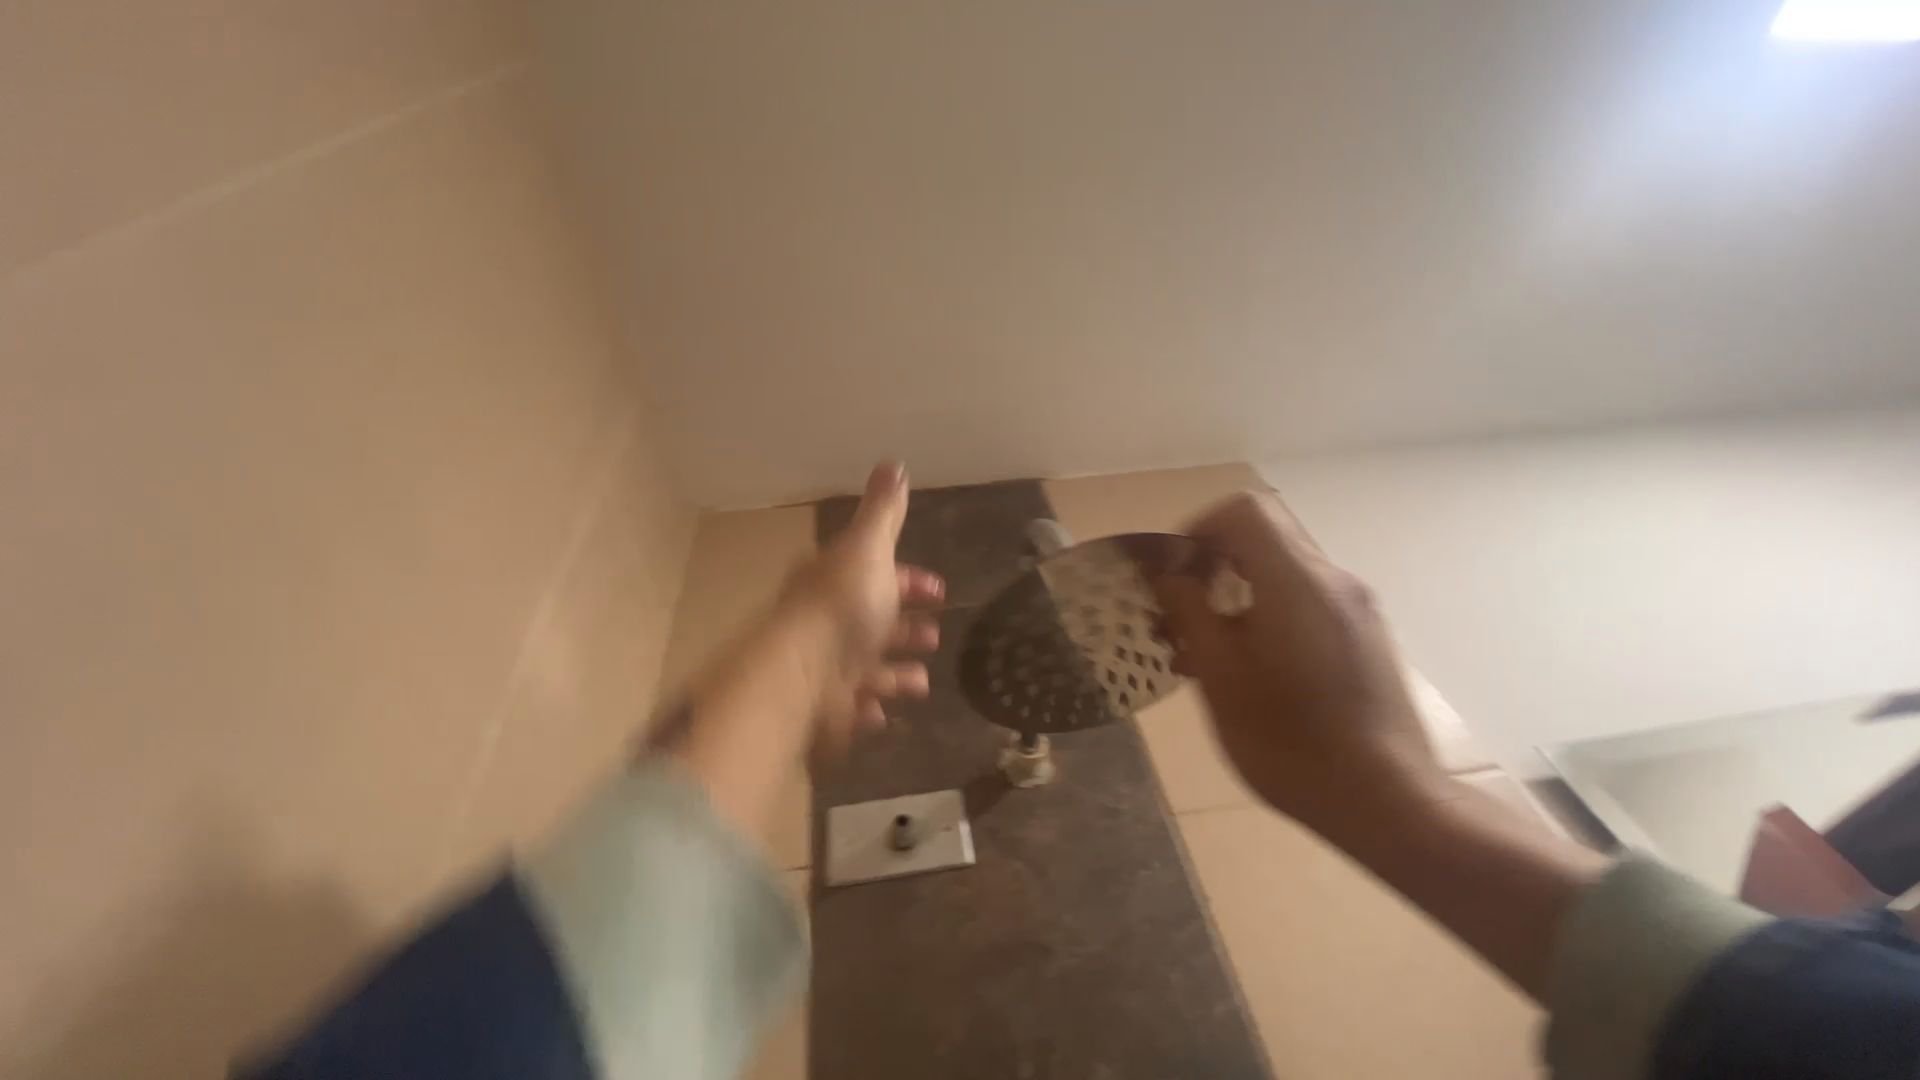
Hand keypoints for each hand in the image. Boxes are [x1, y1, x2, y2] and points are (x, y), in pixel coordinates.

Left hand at [664, 462, 941, 844]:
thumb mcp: (869, 548)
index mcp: (836, 579)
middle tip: (933, 637)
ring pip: (865, 667)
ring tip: (921, 682)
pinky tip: (885, 712)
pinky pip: (852, 707)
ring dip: (894, 673)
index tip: (937, 590)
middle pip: (871, 622)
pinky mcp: (824, 707)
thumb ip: (884, 512)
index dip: (908, 581)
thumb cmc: (842, 606)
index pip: (876, 574)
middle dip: (904, 628)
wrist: (801, 674)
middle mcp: (826, 621)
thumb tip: (895, 464)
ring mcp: (824, 666)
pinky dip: (870, 707)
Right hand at [1154, 491, 1442, 832]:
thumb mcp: (1220, 675)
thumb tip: (1168, 573)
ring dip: (1235, 597)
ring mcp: (1357, 610)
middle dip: (1211, 567)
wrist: (1385, 801)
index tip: (1172, 574)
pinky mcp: (1366, 639)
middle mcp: (1333, 581)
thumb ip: (1188, 611)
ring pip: (1282, 575)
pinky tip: (1245, 673)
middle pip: (1264, 539)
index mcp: (1297, 580)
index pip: (1244, 511)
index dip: (1198, 530)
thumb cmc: (1289, 741)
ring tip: (1200, 654)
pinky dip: (1265, 617)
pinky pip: (1306, 605)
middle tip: (1177, 617)